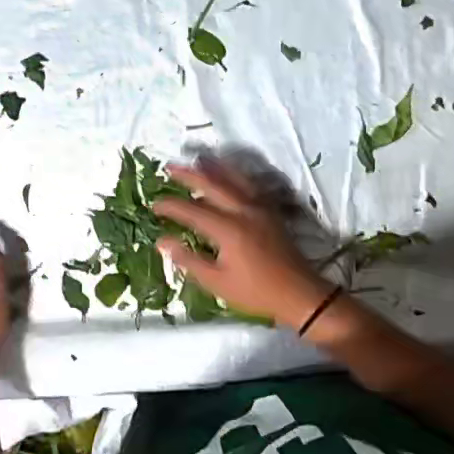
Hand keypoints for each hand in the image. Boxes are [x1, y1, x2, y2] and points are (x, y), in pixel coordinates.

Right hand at [152, 158, 335, 328]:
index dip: (171, 206)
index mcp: (228, 229)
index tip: (154, 205)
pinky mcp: (271, 211)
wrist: (299, 294)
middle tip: (170, 167)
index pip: (192, 211)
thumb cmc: (255, 292)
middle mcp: (244, 211)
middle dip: (189, 174)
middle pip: (213, 184)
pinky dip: (236, 175)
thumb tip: (162, 242)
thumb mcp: (217, 282)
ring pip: (234, 178)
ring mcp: (260, 208)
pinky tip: (229, 174)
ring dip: (214, 167)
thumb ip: (189, 260)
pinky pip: (250, 185)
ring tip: (198, 159)